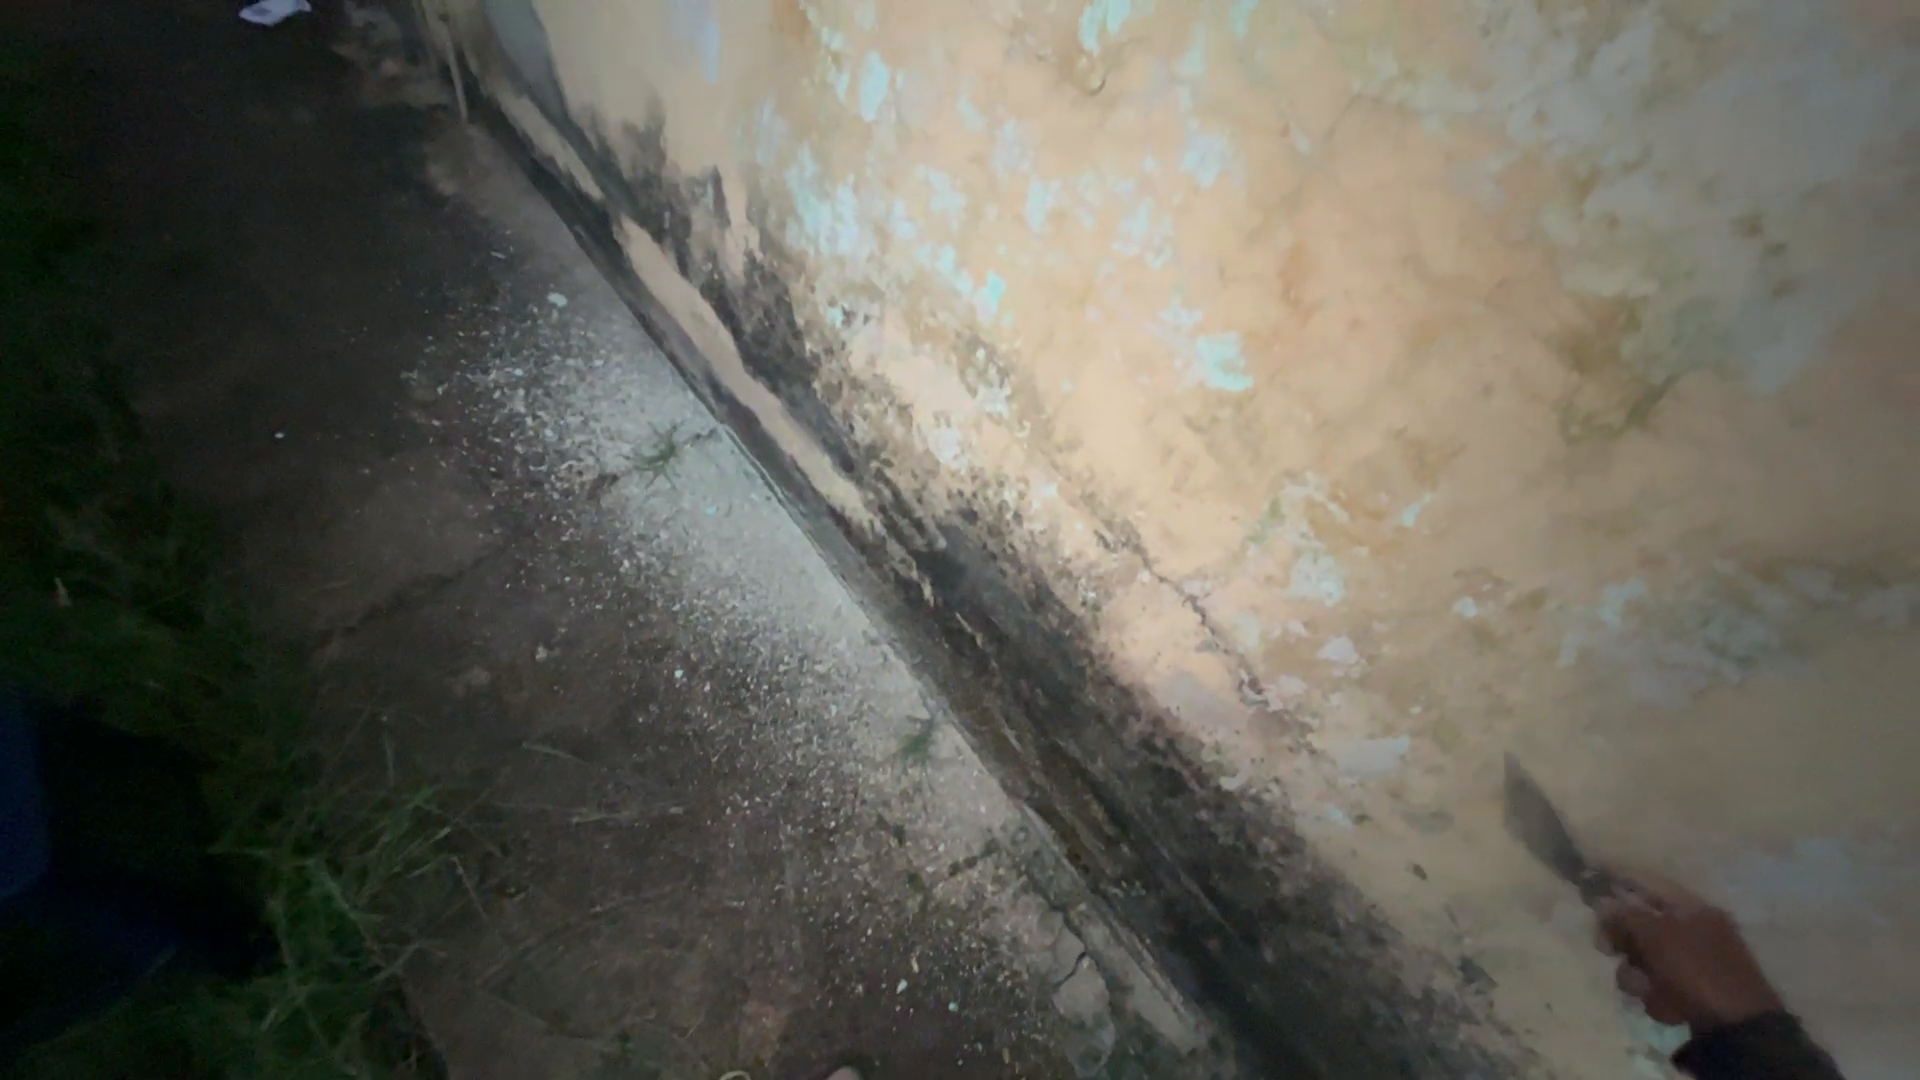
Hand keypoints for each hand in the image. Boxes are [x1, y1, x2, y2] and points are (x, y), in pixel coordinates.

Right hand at [1596, 870, 1783, 1032]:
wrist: (1740, 1030)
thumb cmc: (1696, 970)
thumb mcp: (1654, 935)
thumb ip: (1622, 914)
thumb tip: (1600, 900)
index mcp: (1691, 908)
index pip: (1642, 881)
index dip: (1611, 875)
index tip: (1584, 874)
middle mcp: (1693, 929)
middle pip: (1637, 920)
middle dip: (1619, 938)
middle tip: (1607, 948)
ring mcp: (1693, 960)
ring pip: (1641, 954)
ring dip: (1635, 972)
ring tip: (1645, 988)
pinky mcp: (1691, 988)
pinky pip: (1656, 980)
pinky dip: (1654, 991)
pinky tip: (1664, 1003)